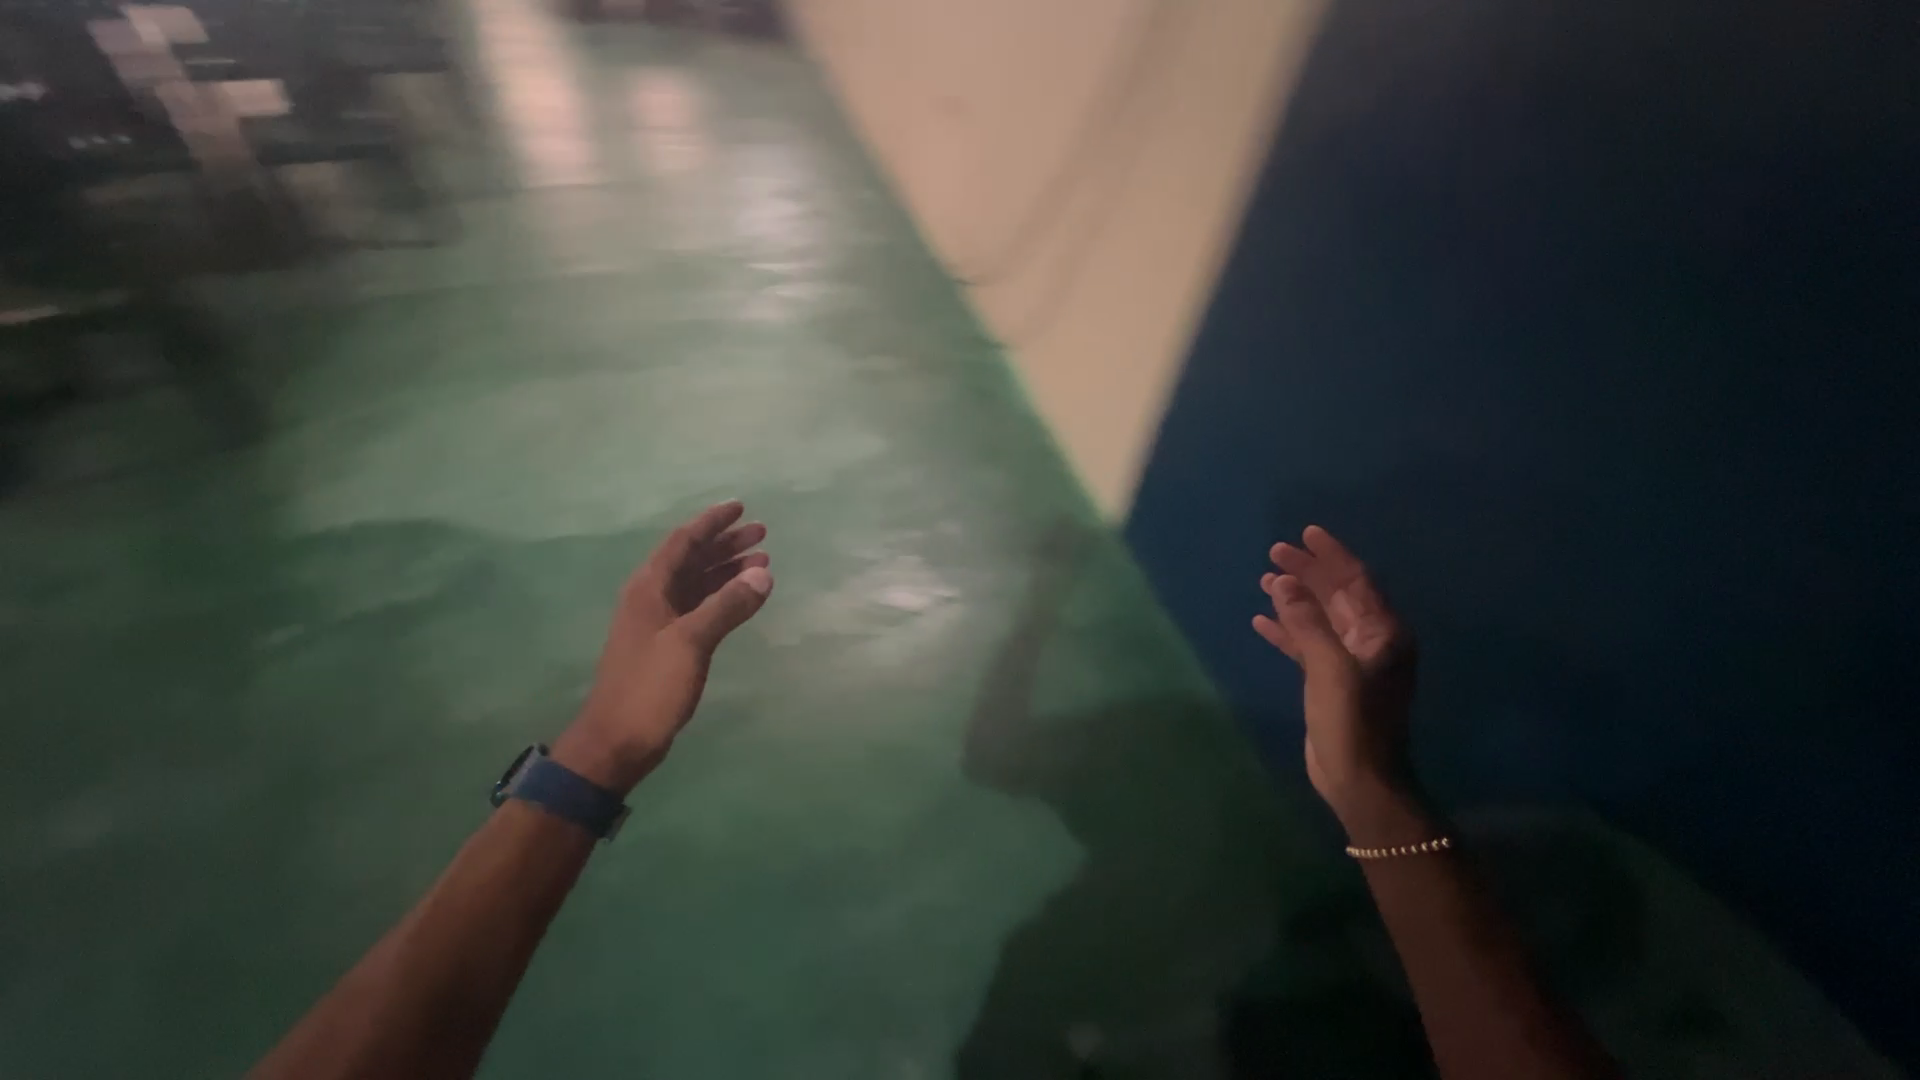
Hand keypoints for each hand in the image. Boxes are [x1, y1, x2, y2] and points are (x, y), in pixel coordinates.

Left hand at [552, 501, 772, 793]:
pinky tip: (744, 599)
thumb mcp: (691, 643)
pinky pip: (700, 607)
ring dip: (727, 570)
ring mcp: (660, 622)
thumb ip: (727, 606)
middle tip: (762, 534)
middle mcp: (653, 598)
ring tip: (762, 562)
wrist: (617, 740)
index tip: (741, 508)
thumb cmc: (649, 687)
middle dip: (726, 544)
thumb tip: (763, 575)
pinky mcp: (669, 645)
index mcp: (649, 588)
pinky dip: (723, 597)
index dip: (711, 523)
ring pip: (698, 583)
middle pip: (692, 559)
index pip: (683, 542)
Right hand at [1251, 526, 1418, 827]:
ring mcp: (1352, 662)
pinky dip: (1287, 629)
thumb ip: (1306, 622)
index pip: (1356, 581)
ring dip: (1295, 598)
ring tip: (1265, 579)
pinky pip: (1308, 643)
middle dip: (1308, 572)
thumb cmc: (1352, 721)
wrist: (1359, 779)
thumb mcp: (1330, 668)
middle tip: (1276, 552)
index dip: (1332, 555)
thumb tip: (1283, 583)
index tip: (1306, 533)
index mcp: (1383, 633)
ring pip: (1320, 617)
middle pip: (1337, 595)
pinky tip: (1261, 620)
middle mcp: (1372, 641)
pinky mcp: (1332, 680)